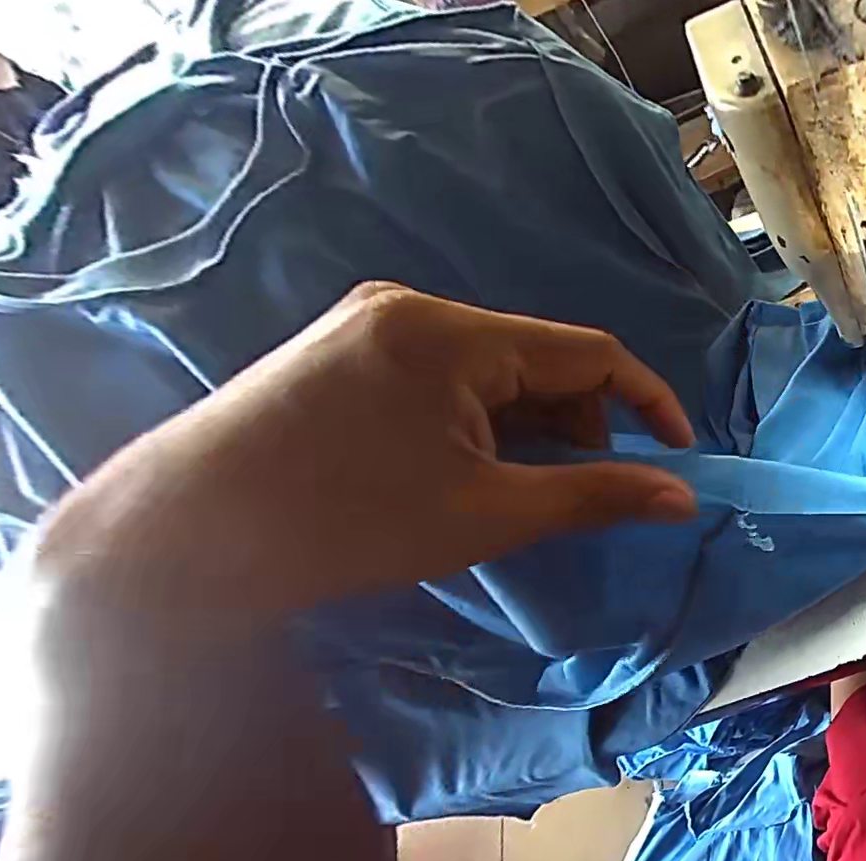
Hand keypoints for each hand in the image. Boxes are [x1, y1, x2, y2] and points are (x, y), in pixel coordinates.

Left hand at [37, 283, 700, 612]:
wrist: (180, 544)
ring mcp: (377, 326)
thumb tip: (685, 500)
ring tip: (519, 486)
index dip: (650, 401)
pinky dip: (491, 422)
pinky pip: (458, 378)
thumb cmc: (353, 526)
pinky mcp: (353, 352)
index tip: (681, 452)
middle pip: (546, 362)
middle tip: (581, 487)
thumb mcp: (495, 512)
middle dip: (583, 426)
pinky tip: (473, 466)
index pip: (590, 354)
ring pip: (503, 372)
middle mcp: (416, 310)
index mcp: (453, 336)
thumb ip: (601, 497)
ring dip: (536, 428)